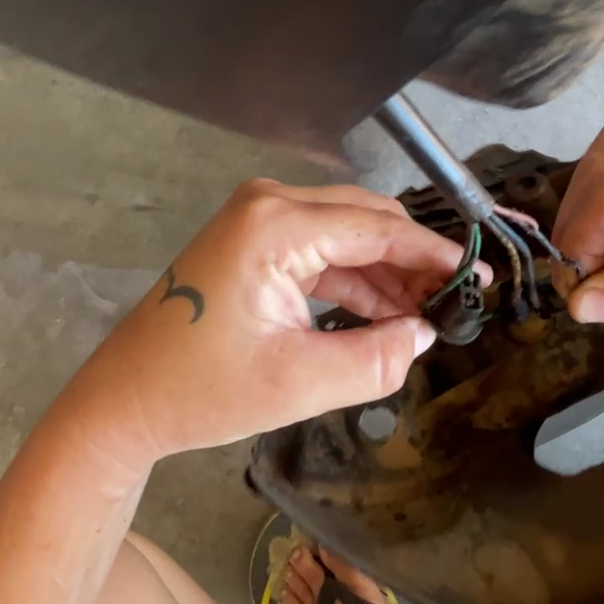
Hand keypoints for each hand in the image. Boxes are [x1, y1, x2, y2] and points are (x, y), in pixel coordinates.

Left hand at [56, 179, 473, 465]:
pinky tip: (385, 312)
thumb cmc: (201, 391)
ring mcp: (259, 218)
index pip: (377, 227)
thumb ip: (376, 359)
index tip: (480, 275)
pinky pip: (322, 248)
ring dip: (386, 270)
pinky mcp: (256, 240)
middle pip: (366, 218)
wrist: (124, 400)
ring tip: (426, 314)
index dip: (433, 253)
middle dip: (413, 259)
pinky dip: (355, 277)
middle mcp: (270, 204)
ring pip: (347, 232)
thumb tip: (426, 334)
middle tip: (455, 301)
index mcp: (277, 225)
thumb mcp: (299, 383)